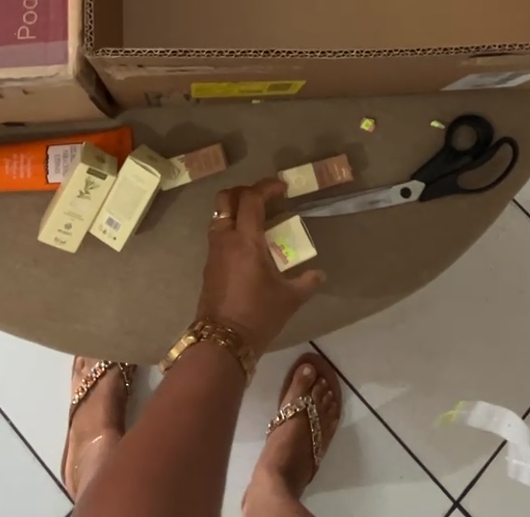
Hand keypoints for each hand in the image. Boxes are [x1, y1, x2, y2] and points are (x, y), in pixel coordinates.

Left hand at [196, 178, 325, 350]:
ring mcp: (214, 251)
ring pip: (219, 214)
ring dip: (235, 208)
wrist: (222, 342)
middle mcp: (226, 238)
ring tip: (256, 219)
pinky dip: (230, 226)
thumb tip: (320, 274)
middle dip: (244, 190)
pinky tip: (247, 243)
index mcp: (246, 240)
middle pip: (226, 198)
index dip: (266, 186)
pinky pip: (217, 232)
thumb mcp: (289, 299)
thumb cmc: (258, 315)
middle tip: (264, 197)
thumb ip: (307, 282)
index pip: (251, 198)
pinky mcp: (208, 264)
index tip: (282, 188)